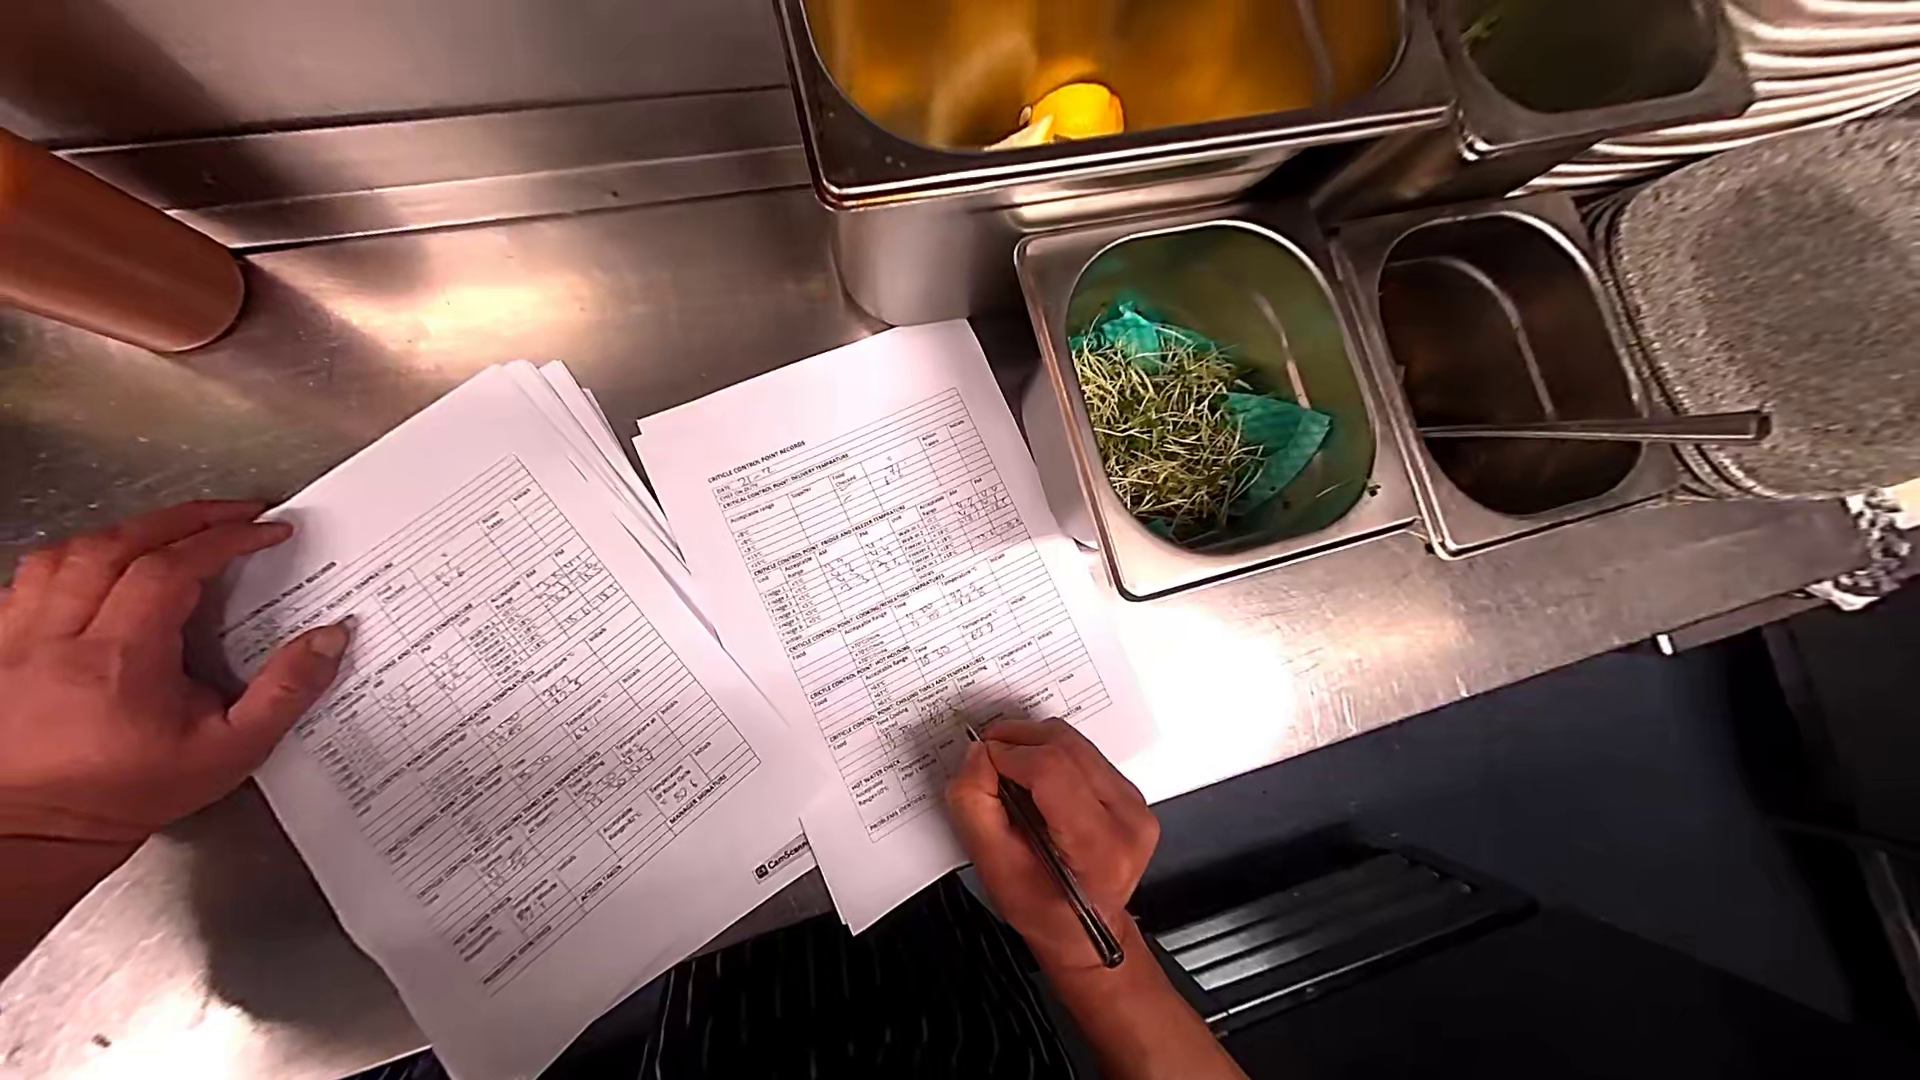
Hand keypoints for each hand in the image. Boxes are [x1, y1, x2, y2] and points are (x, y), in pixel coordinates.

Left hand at [0, 501, 348, 844]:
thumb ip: (290, 688)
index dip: (226, 539)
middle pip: (110, 547)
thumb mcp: (237, 745)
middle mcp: (53, 640)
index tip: (269, 531)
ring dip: (129, 531)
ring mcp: (11, 644)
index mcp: (118, 658)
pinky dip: (83, 558)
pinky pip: (29, 581)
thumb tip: (333, 636)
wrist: (24, 833)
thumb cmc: (133, 789)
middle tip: (235, 512)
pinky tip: (119, 563)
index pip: (170, 570)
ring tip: (182, 528)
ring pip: (61, 557)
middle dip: (181, 519)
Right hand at [946, 717, 1158, 973]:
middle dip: (1016, 741)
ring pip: (1071, 740)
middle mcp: (1128, 820)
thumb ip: (975, 805)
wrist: (1081, 931)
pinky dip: (1048, 751)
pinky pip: (1080, 749)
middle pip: (1063, 746)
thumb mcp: (993, 867)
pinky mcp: (1128, 790)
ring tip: (1008, 770)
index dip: (1008, 754)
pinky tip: (1032, 777)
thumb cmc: (1043, 910)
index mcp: (1100, 848)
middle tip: (988, 760)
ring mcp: (1133, 802)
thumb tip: (979, 755)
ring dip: (1032, 743)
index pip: (1052, 770)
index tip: (983, 761)